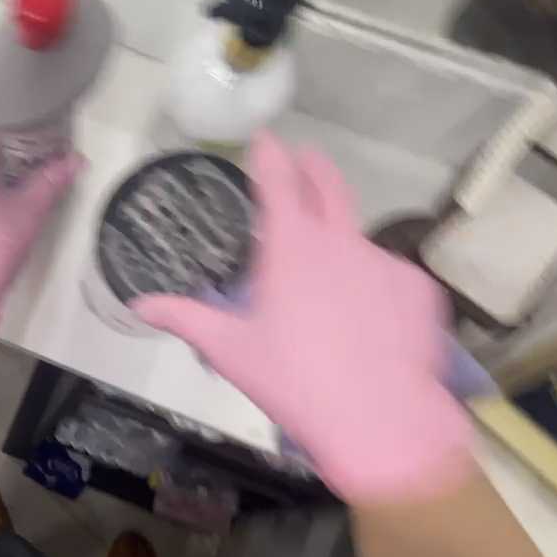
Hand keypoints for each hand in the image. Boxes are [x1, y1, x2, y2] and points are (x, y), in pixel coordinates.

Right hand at [130, 133, 473, 503]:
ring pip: (356, 241)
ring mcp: (386, 264)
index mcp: (293, 251)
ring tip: (324, 275)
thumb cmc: (292, 380)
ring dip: (337, 242)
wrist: (379, 418)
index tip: (264, 138)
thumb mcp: (228, 350)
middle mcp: (343, 244)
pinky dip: (368, 282)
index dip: (269, 158)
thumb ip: (184, 318)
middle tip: (304, 155)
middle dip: (314, 167)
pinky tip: (359, 317)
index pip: (278, 186)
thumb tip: (138, 304)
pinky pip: (386, 275)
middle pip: (330, 189)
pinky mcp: (418, 290)